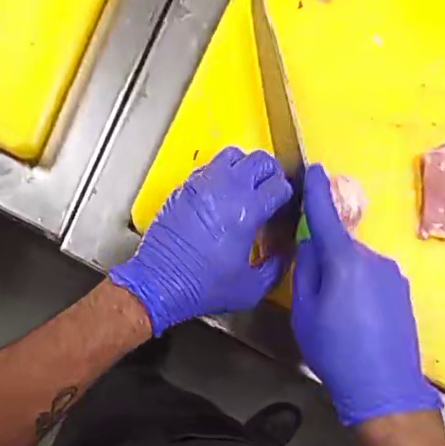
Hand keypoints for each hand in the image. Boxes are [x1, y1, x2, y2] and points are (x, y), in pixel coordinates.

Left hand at [110, 147, 293, 334]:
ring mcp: (200, 185)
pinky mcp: (182, 190)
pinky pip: (207, 170)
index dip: (286, 199)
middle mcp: (225, 188)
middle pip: (260, 161)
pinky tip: (218, 201)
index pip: (280, 185)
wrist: (158, 285)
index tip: (282, 213)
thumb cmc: (201, 288)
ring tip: (244, 192)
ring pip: (232, 156)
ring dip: (244, 170)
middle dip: (270, 176)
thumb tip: (284, 255)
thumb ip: (275, 268)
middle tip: (268, 197)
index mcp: (246, 210)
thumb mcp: (250, 289)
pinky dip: (219, 178)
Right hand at [292, 165, 441, 424]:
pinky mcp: (401, 293)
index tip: (314, 169)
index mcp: (345, 260)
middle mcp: (373, 259)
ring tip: (331, 318)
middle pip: (340, 247)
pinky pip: (371, 281)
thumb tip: (310, 243)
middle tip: (309, 295)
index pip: (327, 216)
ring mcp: (392, 275)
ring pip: (356, 266)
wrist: (383, 385)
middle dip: (324, 259)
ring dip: (341, 279)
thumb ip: (305, 272)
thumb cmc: (334, 350)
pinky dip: (356, 292)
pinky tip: (351, 322)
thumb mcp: (304, 313)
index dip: (317, 193)